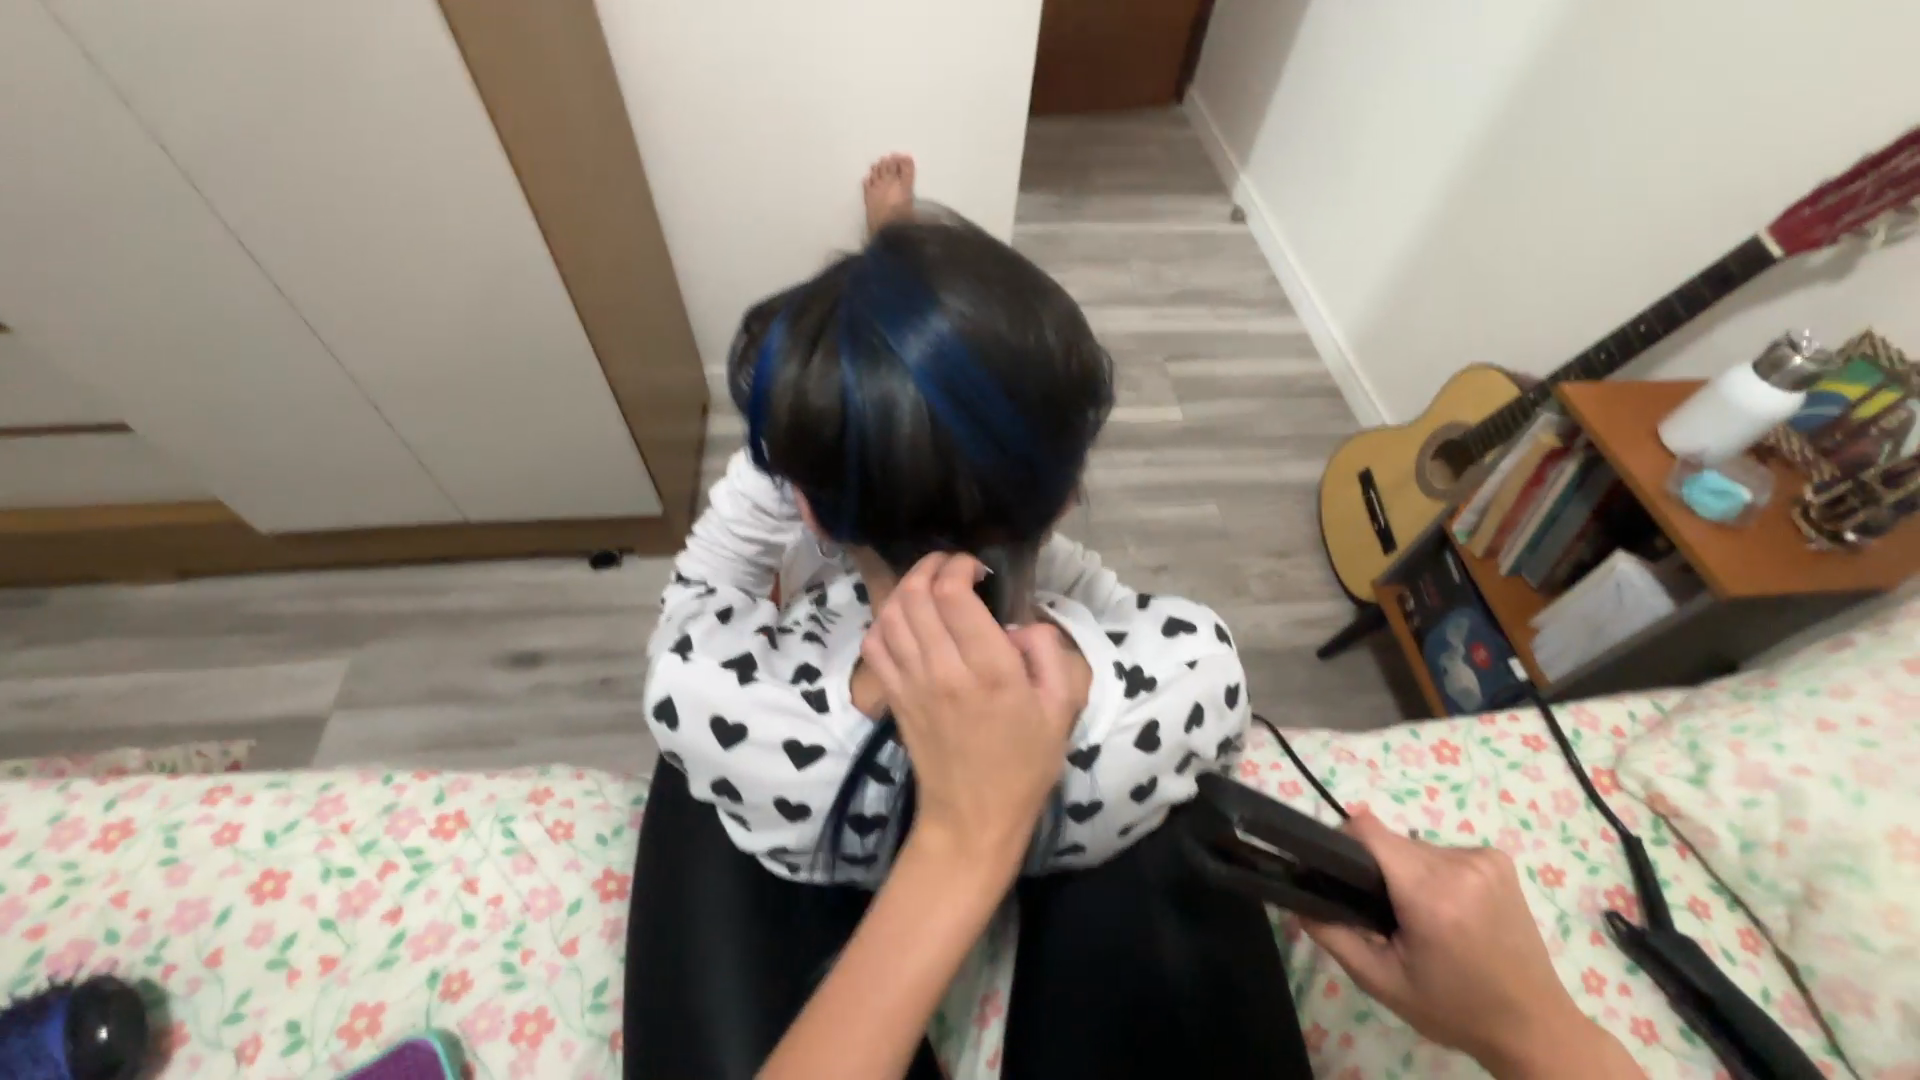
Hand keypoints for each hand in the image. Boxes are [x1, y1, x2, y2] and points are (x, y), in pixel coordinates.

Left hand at [860, 553, 1079, 874]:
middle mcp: (943, 669)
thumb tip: (1020, 624)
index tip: (976, 568)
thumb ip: (1048, 653)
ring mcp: (911, 682)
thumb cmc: (1025, 764)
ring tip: (928, 584)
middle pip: (916, 595)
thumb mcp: (1060, 708)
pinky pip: (874, 644)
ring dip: (906, 588)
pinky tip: (905, 619)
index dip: (959, 566)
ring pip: (890, 614)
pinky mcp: (893, 696)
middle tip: (951, 567)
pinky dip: (883, 620)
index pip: (953, 595)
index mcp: (990, 670)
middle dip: (931, 567)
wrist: (974, 816)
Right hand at [1301, 812, 1630, 1076]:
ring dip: (1406, 871)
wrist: (1535, 1027)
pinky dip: (1435, 872)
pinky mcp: (1498, 860)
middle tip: (1386, 915)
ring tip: (1421, 917)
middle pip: (1389, 841)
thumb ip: (1333, 935)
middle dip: (1378, 869)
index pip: (1367, 830)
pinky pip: (1442, 850)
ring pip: (1415, 845)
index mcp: (1430, 894)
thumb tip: (1296, 900)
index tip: (1342, 877)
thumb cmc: (1453, 1008)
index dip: (1343, 845)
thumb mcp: (1381, 982)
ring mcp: (1484, 858)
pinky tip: (1450, 909)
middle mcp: (1459, 864)